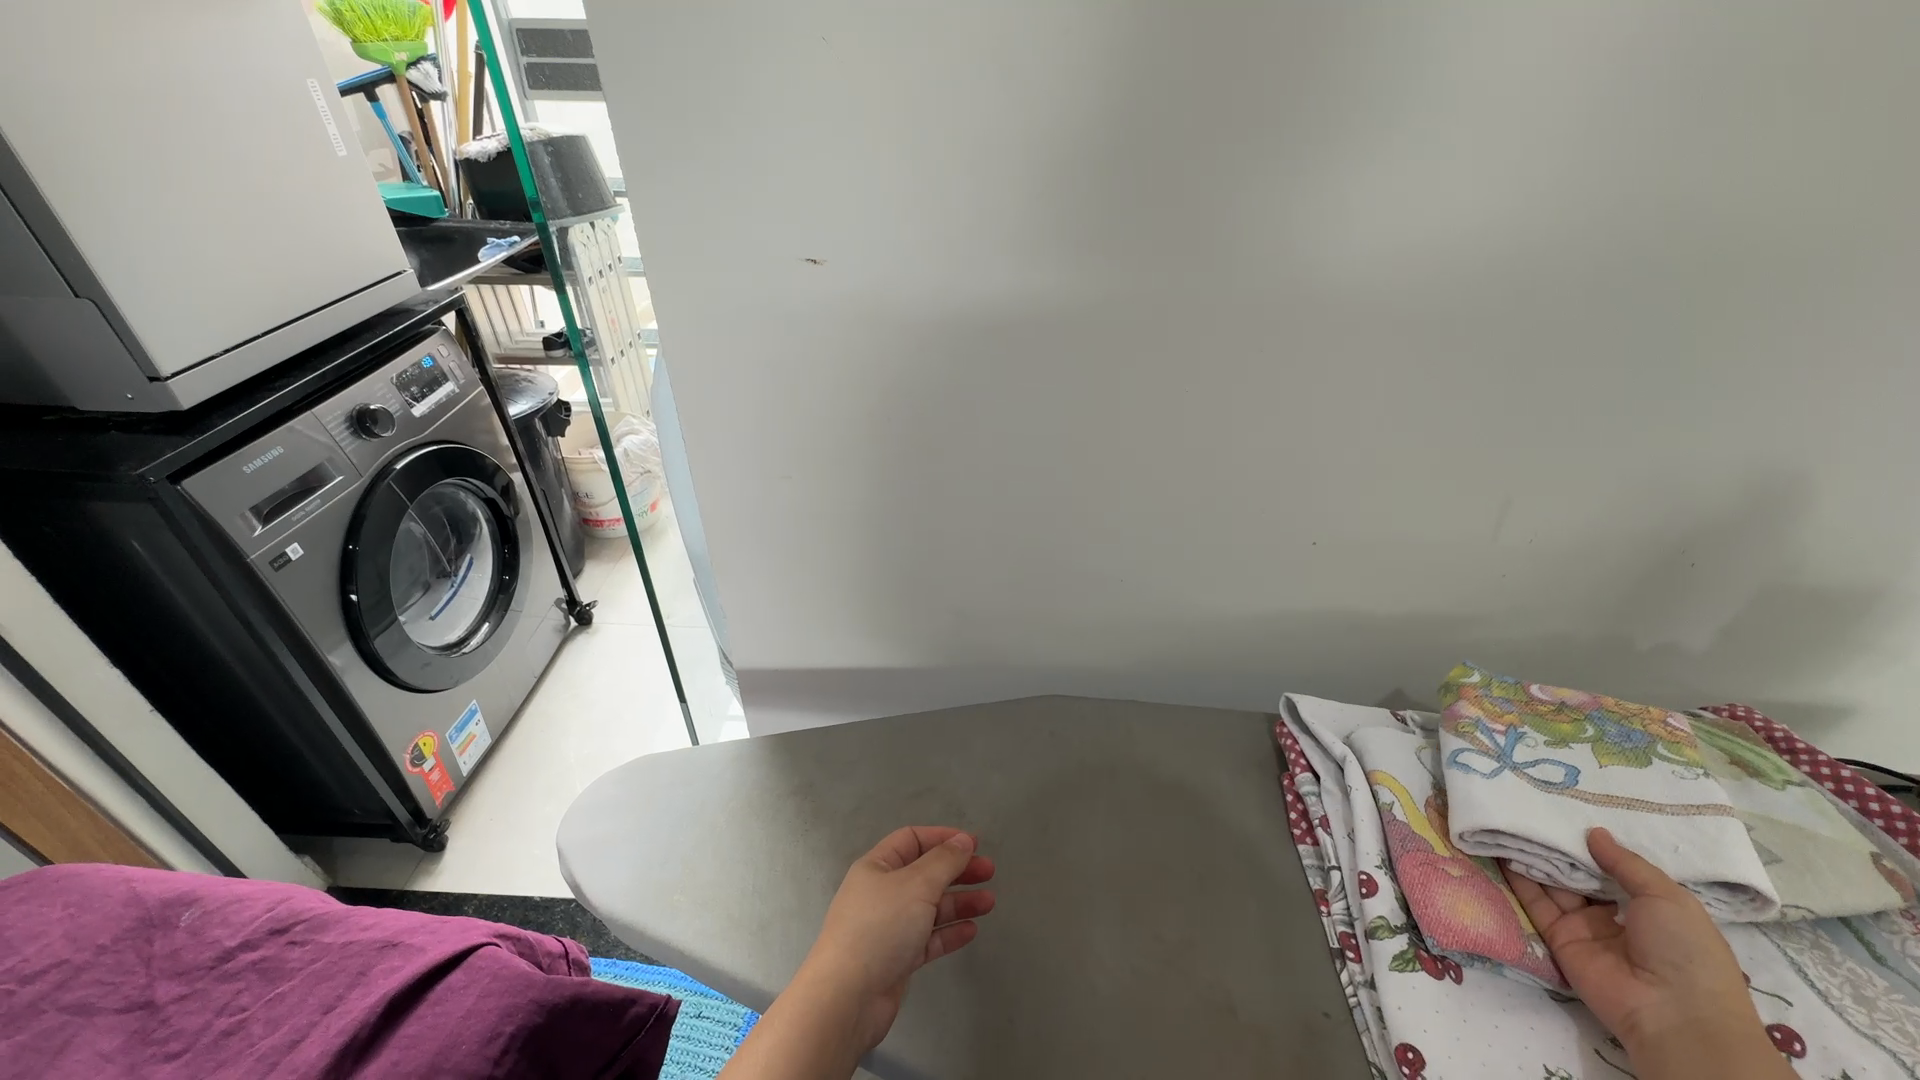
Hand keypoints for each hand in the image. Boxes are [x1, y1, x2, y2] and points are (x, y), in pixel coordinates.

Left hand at [798, 826, 996, 1051]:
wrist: (848, 997)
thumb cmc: (880, 928)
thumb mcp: (917, 885)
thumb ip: (944, 861)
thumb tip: (963, 840)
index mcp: (877, 867)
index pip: (912, 840)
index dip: (943, 838)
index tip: (974, 844)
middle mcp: (881, 893)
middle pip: (924, 873)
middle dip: (957, 870)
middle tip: (989, 872)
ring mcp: (888, 927)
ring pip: (929, 907)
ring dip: (959, 902)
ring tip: (989, 903)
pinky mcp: (896, 959)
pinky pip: (927, 938)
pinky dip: (948, 932)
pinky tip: (971, 930)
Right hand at [1501, 828, 1793, 1079]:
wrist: (1672, 1012)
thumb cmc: (1685, 951)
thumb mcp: (1668, 897)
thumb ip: (1626, 863)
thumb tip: (1593, 832)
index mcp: (1651, 906)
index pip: (1615, 868)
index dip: (1596, 843)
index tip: (1572, 810)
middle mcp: (1615, 914)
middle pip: (1580, 873)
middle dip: (1560, 845)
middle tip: (1532, 808)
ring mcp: (1585, 927)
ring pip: (1554, 884)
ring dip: (1534, 856)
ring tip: (1509, 820)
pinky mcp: (1558, 939)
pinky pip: (1536, 904)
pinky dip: (1518, 879)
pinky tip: (1502, 850)